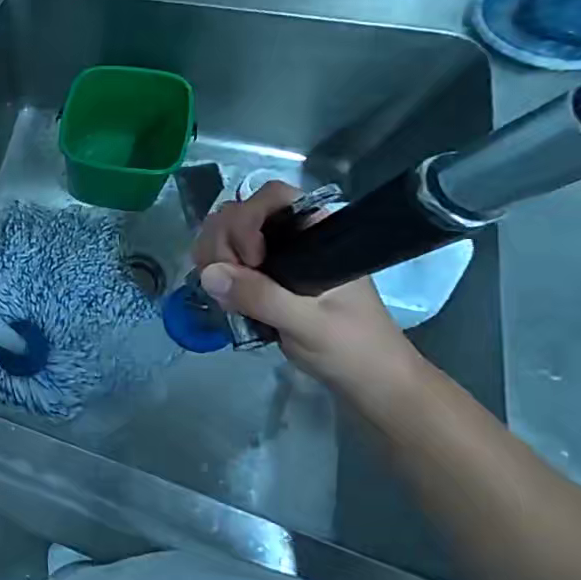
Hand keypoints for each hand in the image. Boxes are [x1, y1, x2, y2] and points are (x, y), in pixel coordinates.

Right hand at [192, 180, 424, 399]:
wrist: (371, 382)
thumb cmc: (354, 348)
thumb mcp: (309, 324)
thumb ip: (261, 297)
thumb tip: (208, 274)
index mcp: (316, 232)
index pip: (272, 197)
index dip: (249, 220)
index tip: (250, 261)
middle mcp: (294, 237)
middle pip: (241, 213)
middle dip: (223, 242)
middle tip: (227, 283)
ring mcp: (278, 258)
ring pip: (229, 237)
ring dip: (215, 258)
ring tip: (223, 293)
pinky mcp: (266, 280)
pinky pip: (230, 263)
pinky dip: (217, 274)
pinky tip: (221, 297)